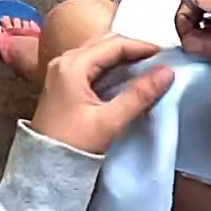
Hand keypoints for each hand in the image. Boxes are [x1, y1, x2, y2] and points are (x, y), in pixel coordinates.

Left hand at [30, 35, 174, 154]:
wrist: (44, 167)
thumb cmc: (74, 144)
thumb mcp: (110, 120)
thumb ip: (139, 95)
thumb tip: (166, 72)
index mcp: (73, 65)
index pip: (114, 44)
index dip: (141, 47)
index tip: (164, 55)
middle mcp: (64, 61)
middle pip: (104, 43)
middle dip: (132, 49)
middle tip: (157, 59)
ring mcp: (61, 71)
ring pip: (97, 52)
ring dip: (121, 56)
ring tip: (145, 66)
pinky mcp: (62, 83)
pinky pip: (90, 64)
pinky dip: (110, 66)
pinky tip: (124, 76)